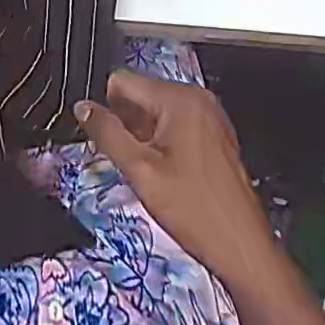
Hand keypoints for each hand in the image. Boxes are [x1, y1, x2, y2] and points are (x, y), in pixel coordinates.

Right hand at [76, 71, 275, 279]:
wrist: (241, 243)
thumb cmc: (193, 209)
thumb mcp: (140, 170)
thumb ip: (107, 133)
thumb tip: (83, 108)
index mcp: (179, 98)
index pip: (122, 81)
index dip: (106, 108)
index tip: (108, 139)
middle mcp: (197, 98)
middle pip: (141, 94)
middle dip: (127, 123)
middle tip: (131, 161)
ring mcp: (209, 114)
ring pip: (157, 110)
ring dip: (143, 134)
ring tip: (150, 170)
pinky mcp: (215, 132)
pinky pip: (176, 122)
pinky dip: (163, 141)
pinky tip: (167, 172)